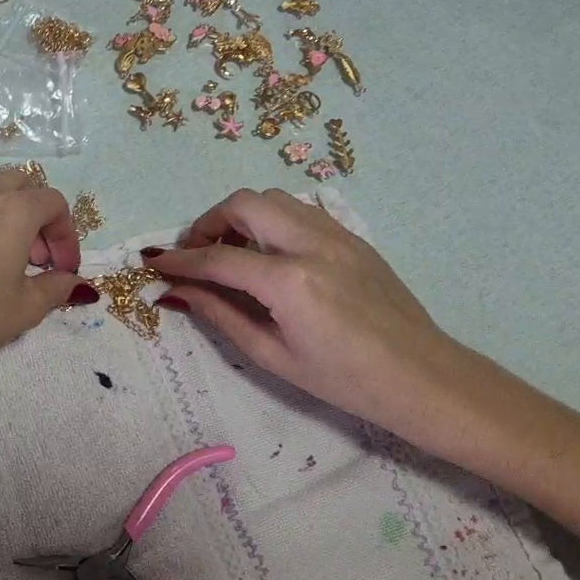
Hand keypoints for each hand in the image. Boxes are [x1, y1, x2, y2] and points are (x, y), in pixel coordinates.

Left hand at [0, 168, 93, 397]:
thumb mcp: (25, 309)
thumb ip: (57, 289)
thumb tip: (75, 283)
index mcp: (13, 211)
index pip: (54, 202)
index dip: (66, 235)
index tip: (63, 270)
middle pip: (20, 185)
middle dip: (37, 216)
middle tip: (36, 259)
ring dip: (3, 217)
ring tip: (1, 262)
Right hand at [143, 188, 469, 441]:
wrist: (424, 378)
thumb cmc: (344, 380)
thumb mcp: (273, 355)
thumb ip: (220, 315)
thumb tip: (176, 291)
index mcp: (290, 282)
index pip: (219, 258)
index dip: (180, 260)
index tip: (155, 264)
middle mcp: (312, 244)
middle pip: (244, 203)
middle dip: (209, 222)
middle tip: (196, 253)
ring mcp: (336, 234)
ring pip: (273, 198)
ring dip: (241, 216)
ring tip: (231, 251)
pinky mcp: (352, 236)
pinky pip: (299, 211)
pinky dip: (270, 220)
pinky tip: (268, 254)